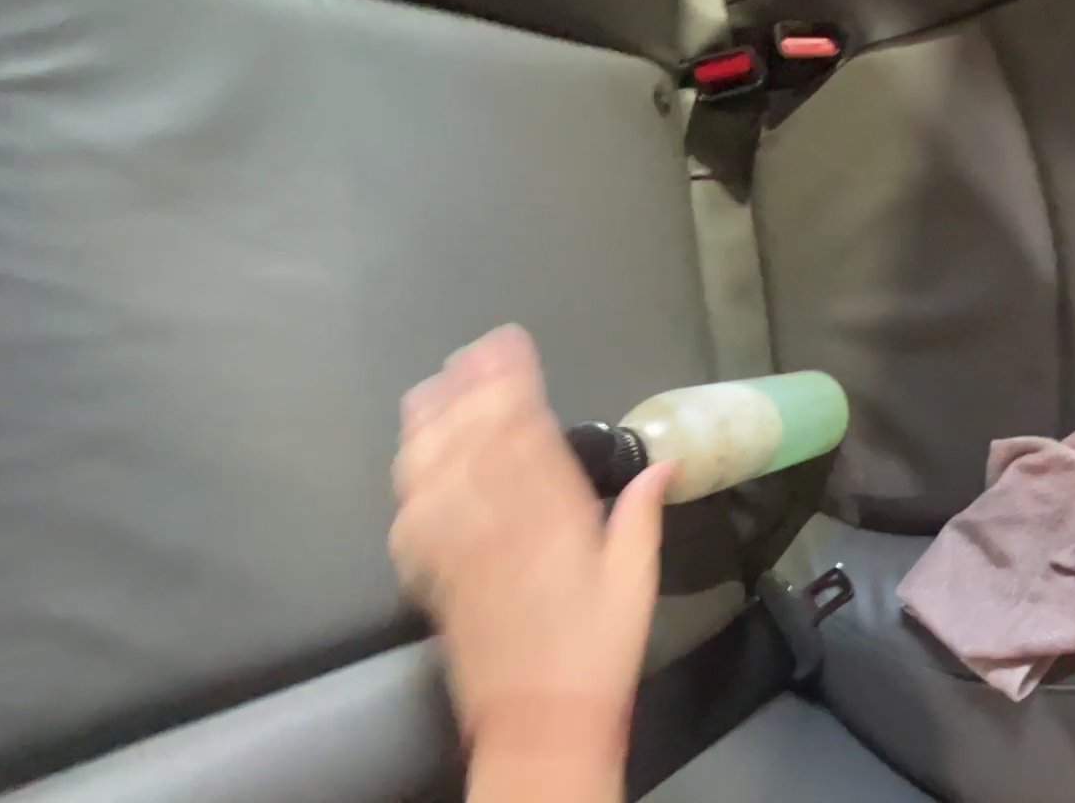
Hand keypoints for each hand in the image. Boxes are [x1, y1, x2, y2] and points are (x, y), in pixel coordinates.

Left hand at [389, 325, 673, 796]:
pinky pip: (415, 524)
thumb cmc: (598, 646)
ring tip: (430, 387)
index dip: (515, 390)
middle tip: (470, 352)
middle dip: (472, 393)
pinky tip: (409, 459)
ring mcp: (462, 555)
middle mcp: (501, 531)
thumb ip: (642, 516)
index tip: (511, 351)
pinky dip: (411, 483)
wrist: (540, 723)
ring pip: (439, 478)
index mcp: (554, 526)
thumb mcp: (637, 580)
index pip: (528, 442)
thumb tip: (665, 462)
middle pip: (477, 448)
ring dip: (433, 428)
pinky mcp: (437, 581)